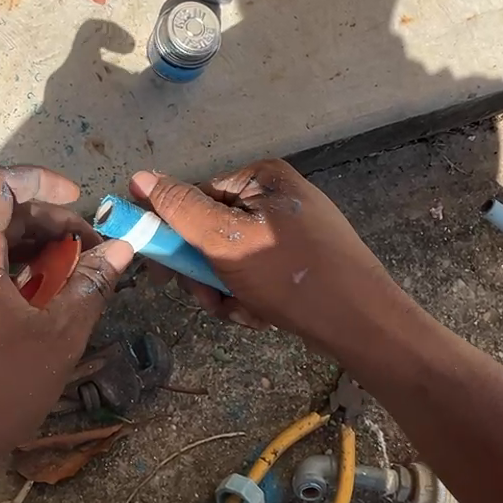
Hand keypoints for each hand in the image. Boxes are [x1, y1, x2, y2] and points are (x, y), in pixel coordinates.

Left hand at [0, 167, 133, 477]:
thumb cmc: (0, 389)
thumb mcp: (58, 335)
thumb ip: (91, 285)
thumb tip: (122, 249)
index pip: (0, 186)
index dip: (42, 180)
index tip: (80, 199)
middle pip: (4, 214)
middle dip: (55, 221)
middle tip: (96, 248)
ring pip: (0, 244)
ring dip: (44, 249)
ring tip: (85, 273)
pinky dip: (27, 273)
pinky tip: (58, 296)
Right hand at [130, 159, 396, 351]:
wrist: (364, 325)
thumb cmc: (290, 275)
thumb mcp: (225, 240)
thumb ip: (179, 209)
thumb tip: (138, 177)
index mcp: (260, 177)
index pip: (194, 197)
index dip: (173, 234)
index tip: (163, 271)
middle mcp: (275, 196)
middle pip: (210, 231)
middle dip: (204, 271)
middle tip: (208, 298)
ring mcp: (290, 230)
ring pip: (229, 259)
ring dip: (225, 290)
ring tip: (240, 310)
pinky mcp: (300, 261)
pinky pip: (255, 274)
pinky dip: (248, 297)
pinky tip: (260, 315)